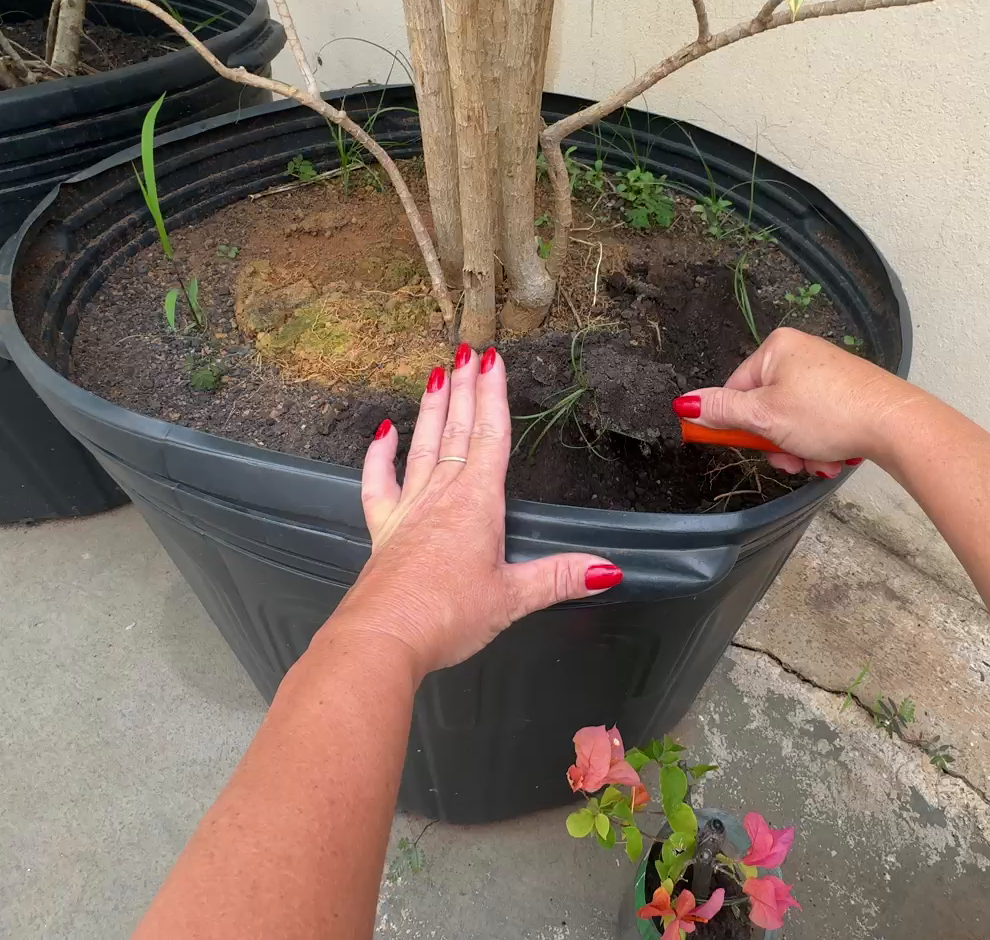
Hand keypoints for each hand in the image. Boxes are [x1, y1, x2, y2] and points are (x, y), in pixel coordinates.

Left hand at [331, 344, 622, 677]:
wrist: (383, 639)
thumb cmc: (448, 616)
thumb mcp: (513, 598)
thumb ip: (561, 578)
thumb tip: (610, 570)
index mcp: (477, 503)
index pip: (490, 436)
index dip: (494, 396)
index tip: (493, 359)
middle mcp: (443, 495)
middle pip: (457, 430)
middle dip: (465, 388)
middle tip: (466, 350)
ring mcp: (410, 509)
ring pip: (423, 445)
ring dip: (432, 408)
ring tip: (436, 373)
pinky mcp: (385, 530)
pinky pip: (380, 484)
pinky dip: (379, 456)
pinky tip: (382, 432)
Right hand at [675, 327, 925, 476]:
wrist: (894, 424)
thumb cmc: (827, 413)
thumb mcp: (764, 416)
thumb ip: (723, 411)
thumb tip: (683, 404)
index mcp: (776, 348)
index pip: (737, 388)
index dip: (739, 423)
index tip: (750, 446)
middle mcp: (801, 354)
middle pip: (765, 408)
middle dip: (775, 443)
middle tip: (789, 459)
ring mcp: (826, 374)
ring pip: (792, 421)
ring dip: (797, 449)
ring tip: (816, 461)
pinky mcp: (847, 393)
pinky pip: (817, 422)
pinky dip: (819, 443)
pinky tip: (833, 456)